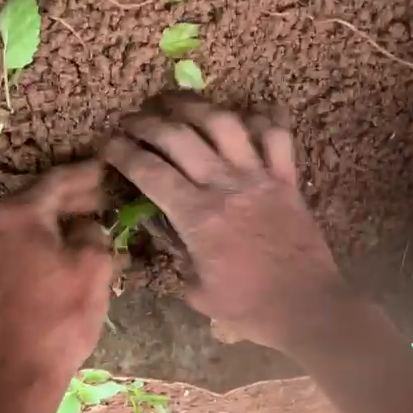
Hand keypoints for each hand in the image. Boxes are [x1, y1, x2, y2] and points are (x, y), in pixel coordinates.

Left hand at [0, 161, 115, 393]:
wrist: (15, 372)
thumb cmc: (59, 318)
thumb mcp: (93, 269)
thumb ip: (96, 235)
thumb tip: (88, 227)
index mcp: (18, 214)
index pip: (57, 180)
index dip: (86, 175)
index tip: (106, 169)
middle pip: (36, 199)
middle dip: (70, 197)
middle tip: (101, 196)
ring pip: (24, 223)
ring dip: (54, 221)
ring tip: (84, 223)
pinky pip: (14, 244)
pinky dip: (38, 240)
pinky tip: (59, 250)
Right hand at [102, 96, 347, 352]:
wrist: (306, 307)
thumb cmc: (248, 308)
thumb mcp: (198, 290)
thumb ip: (176, 256)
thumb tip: (163, 232)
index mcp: (197, 217)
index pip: (149, 172)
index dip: (121, 153)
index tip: (106, 145)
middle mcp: (225, 186)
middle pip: (178, 136)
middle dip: (147, 123)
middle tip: (132, 122)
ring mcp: (259, 177)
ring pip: (223, 123)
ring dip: (195, 107)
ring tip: (177, 104)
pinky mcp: (288, 179)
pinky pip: (276, 135)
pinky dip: (261, 118)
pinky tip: (246, 114)